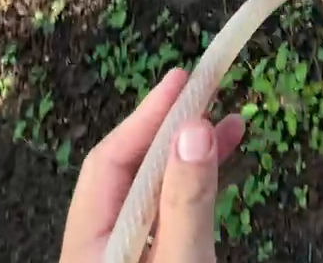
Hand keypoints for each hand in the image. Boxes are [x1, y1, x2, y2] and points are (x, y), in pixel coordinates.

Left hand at [60, 69, 245, 262]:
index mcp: (88, 243)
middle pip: (130, 171)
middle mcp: (101, 244)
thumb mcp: (180, 260)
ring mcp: (126, 255)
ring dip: (191, 152)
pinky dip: (196, 182)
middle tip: (209, 88)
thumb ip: (184, 199)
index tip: (184, 78)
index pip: (108, 162)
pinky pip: (169, 211)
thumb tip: (194, 126)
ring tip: (233, 121)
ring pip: (153, 189)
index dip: (146, 116)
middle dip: (171, 127)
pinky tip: (224, 164)